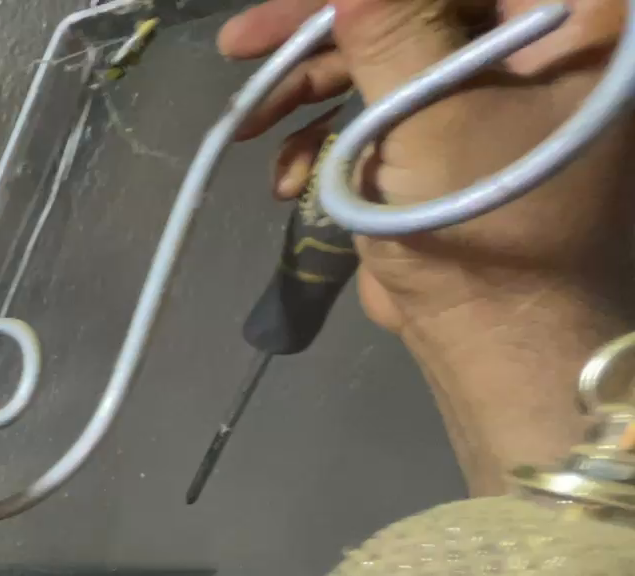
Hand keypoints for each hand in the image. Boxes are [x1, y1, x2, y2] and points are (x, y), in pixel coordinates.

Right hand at [222, 0, 634, 347]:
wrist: (490, 315)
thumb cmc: (484, 214)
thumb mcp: (434, 116)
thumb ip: (397, 37)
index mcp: (567, 11)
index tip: (282, 13)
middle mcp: (528, 36)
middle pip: (403, 9)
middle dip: (316, 37)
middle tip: (238, 50)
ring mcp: (476, 87)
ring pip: (376, 60)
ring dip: (305, 97)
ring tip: (248, 131)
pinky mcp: (436, 132)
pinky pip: (368, 112)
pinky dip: (319, 141)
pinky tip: (289, 179)